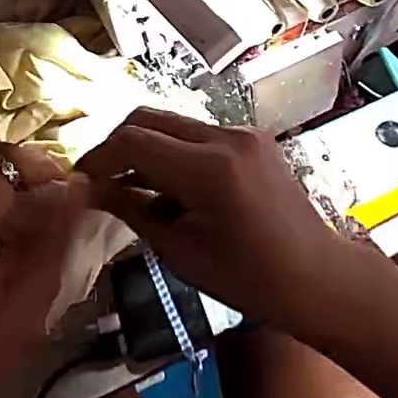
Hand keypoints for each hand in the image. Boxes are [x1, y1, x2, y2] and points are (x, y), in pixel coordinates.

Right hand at [77, 108, 367, 330]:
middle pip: (150, 118)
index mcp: (210, 169)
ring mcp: (243, 133)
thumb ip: (132, 209)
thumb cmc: (249, 279)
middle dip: (117, 144)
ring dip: (145, 146)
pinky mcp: (252, 138)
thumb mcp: (181, 250)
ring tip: (131, 184)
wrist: (317, 277)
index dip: (98, 157)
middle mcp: (227, 137)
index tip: (80, 180)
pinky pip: (197, 133)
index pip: (134, 141)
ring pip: (173, 123)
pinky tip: (168, 184)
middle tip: (99, 178)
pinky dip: (173, 151)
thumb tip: (91, 190)